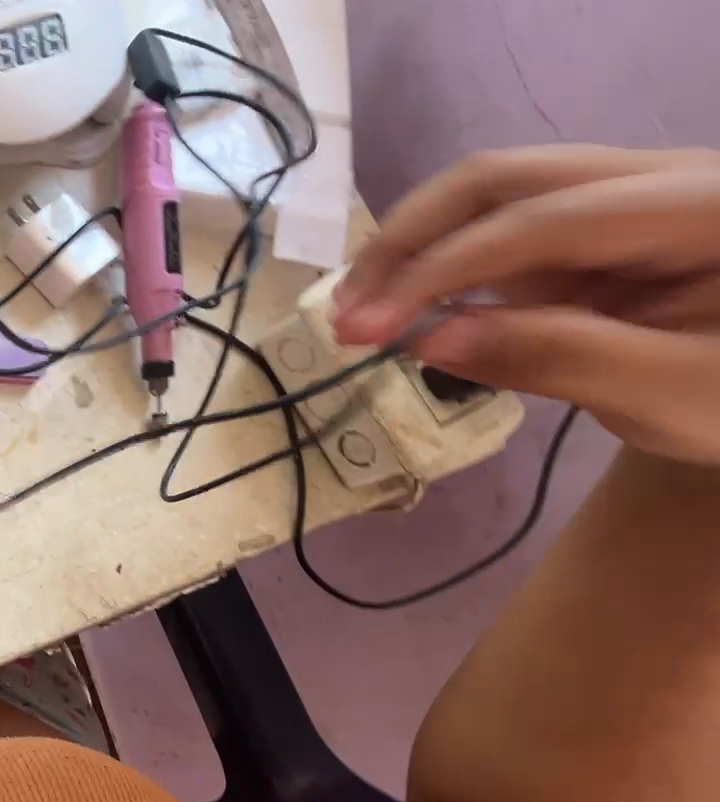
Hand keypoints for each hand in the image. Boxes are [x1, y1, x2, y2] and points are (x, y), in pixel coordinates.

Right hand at [333, 146, 719, 465]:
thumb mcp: (670, 392)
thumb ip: (560, 359)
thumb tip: (427, 341)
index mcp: (707, 207)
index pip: (542, 221)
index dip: (439, 270)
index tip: (360, 331)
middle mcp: (654, 182)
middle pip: (498, 180)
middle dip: (406, 241)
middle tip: (344, 309)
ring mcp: (608, 203)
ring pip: (481, 198)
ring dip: (404, 251)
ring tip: (354, 312)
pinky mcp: (573, 235)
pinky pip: (484, 233)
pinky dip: (425, 267)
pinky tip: (392, 308)